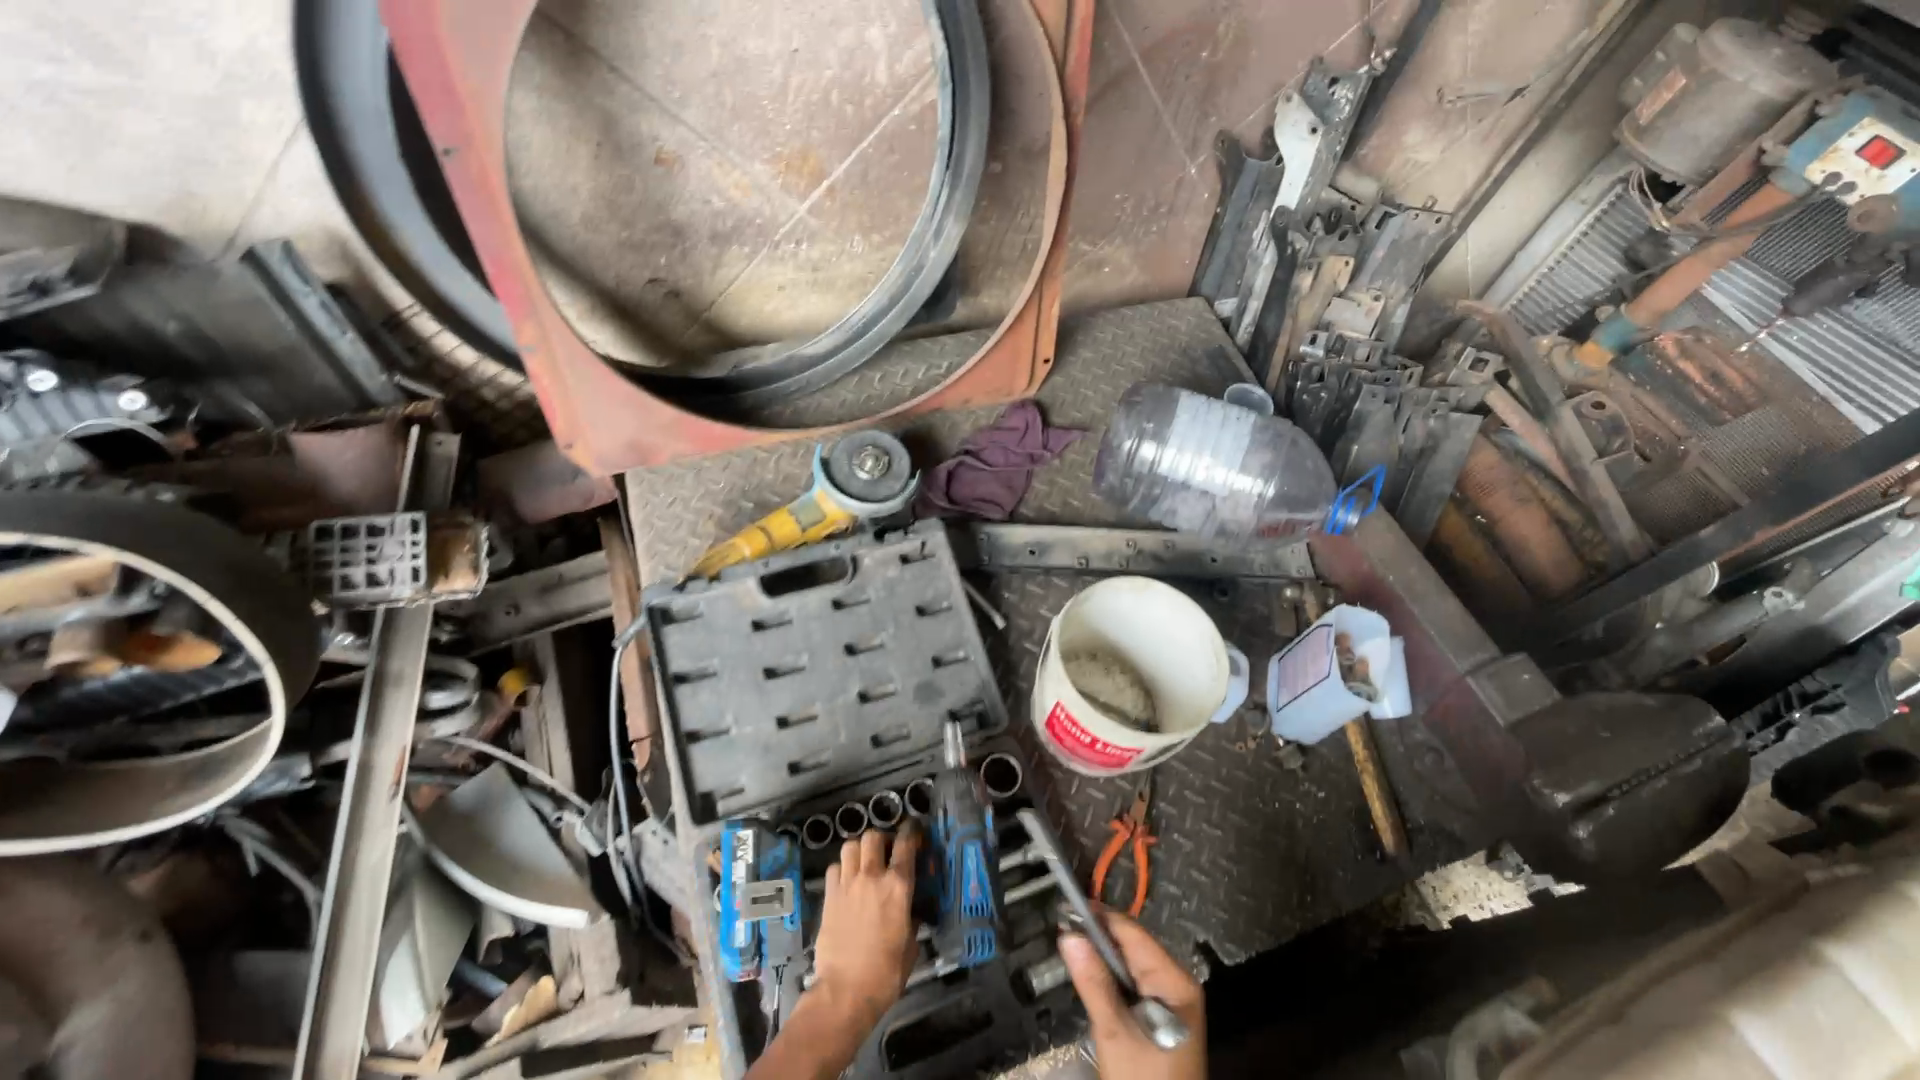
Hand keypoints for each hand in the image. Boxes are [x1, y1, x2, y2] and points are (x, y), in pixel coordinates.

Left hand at [808, 824, 921, 1029]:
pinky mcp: (828, 897)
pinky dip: (842, 868)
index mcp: (898, 886)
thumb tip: (912, 912)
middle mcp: (872, 877)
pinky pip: (834, 868)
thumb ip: (913, 920)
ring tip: (864, 861)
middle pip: (873, 837)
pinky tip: (847, 881)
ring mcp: (847, 885)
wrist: (846, 991)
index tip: (914, 830)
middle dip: (882, 839)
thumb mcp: (911, 945)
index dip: (911, 831)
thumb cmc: (886, 973)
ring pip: (850, 845)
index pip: (906, 844)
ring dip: (859, 849)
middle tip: (887, 851)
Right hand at [1061, 912, 1205, 1079]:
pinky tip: (1090, 977)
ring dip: (1102, 958)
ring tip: (1070, 948)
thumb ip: (1093, 982)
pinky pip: (1132, 985)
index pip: (1134, 934)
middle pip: (1133, 947)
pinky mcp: (1159, 1017)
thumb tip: (1069, 935)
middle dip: (1098, 938)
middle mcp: (1177, 984)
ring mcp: (1170, 1001)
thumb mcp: (1115, 1032)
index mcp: (1175, 981)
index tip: (1065, 908)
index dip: (1100, 918)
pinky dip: (1110, 979)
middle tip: (1062, 930)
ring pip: (1130, 966)